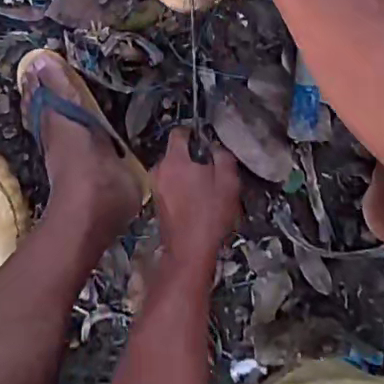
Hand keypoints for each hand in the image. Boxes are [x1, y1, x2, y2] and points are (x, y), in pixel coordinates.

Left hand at [151, 128, 241, 270]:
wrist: (189, 251)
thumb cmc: (210, 213)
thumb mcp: (228, 182)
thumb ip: (223, 157)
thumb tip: (215, 149)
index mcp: (175, 159)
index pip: (179, 132)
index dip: (193, 133)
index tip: (205, 140)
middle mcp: (159, 169)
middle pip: (175, 153)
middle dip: (191, 157)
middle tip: (210, 168)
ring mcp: (155, 187)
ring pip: (173, 170)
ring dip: (186, 174)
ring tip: (205, 186)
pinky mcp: (156, 203)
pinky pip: (170, 185)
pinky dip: (180, 187)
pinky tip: (195, 200)